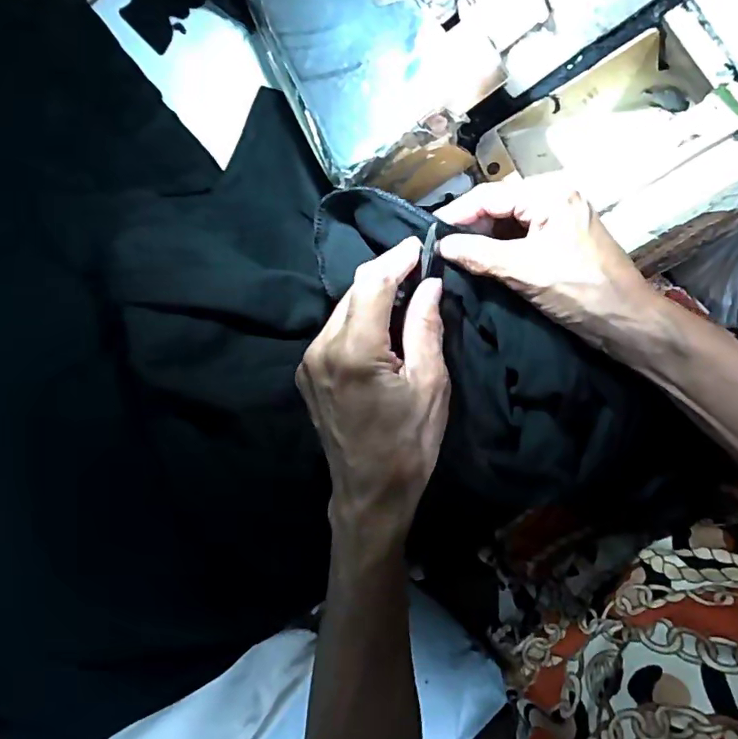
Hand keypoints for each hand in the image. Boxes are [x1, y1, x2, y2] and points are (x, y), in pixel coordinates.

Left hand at [296, 238, 449, 557]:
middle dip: (385, 273)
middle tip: (418, 265)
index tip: (420, 244)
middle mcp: (321, 349)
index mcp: (353, 351)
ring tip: (405, 289)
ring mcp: (309, 362)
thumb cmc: (409, 444)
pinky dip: (359, 317)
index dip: (397, 258)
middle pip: (353, 291)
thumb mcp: (430, 385)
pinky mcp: (307, 373)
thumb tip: (428, 283)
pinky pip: (334, 330)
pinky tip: (381, 321)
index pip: (372, 283)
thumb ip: (425, 327)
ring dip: (372, 294)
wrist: (369, 494)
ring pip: (342, 309)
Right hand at [434, 176, 663, 354]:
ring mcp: (561, 216)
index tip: (429, 233)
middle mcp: (556, 195)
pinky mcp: (562, 237)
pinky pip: (523, 233)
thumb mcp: (523, 271)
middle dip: (470, 225)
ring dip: (484, 237)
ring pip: (510, 220)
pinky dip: (502, 246)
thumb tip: (442, 245)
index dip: (457, 214)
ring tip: (455, 254)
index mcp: (550, 193)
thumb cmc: (580, 291)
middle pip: (500, 204)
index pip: (490, 195)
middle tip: (440, 246)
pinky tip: (481, 259)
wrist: (628, 322)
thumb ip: (478, 254)